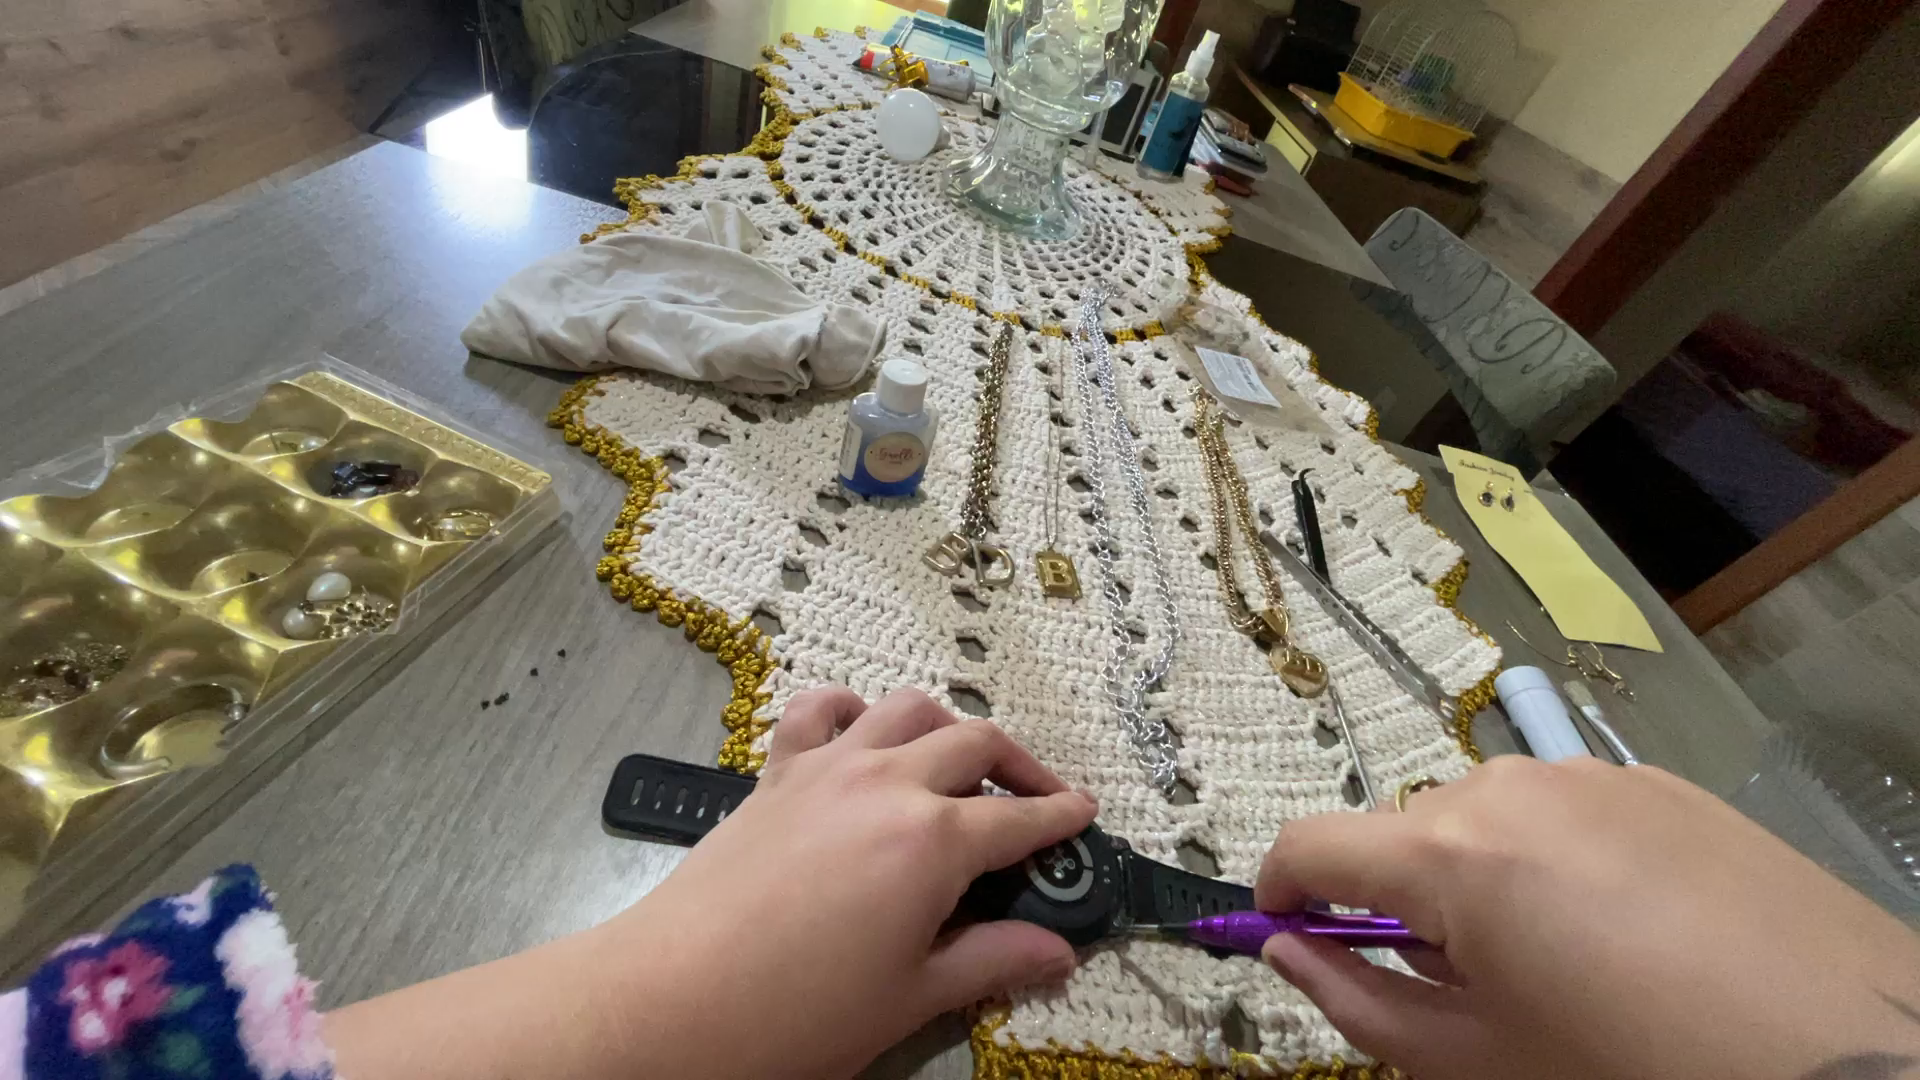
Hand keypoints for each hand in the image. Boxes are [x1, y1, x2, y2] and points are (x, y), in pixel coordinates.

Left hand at [606, 687, 1097, 1077]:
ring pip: (909, 709)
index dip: (1060, 816)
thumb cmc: (798, 1013)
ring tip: (957, 764)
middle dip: (1022, 765)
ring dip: (947, 728)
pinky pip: (822, 709)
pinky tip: (863, 739)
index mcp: (931, 840)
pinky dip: (852, 711)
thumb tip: (1060, 950)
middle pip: (977, 743)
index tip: (1084, 812)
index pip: (1018, 819)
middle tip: (1039, 797)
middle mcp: (889, 782)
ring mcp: (832, 764)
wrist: (673, 1000)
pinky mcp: (783, 767)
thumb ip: (992, 958)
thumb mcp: (910, 995)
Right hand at [1257, 756, 1919, 1079]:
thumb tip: (1285, 949)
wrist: (1895, 1075)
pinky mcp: (1652, 781)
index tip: (1281, 921)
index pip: (1309, 844)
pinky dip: (1549, 855)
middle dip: (1401, 898)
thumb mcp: (1482, 1066)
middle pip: (1401, 835)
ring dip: (1475, 872)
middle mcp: (1498, 785)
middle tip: (1464, 976)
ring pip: (1475, 816)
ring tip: (1557, 950)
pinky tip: (1625, 920)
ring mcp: (1581, 774)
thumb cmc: (1647, 1078)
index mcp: (1447, 853)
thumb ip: (1355, 1003)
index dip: (1278, 883)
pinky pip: (1556, 808)